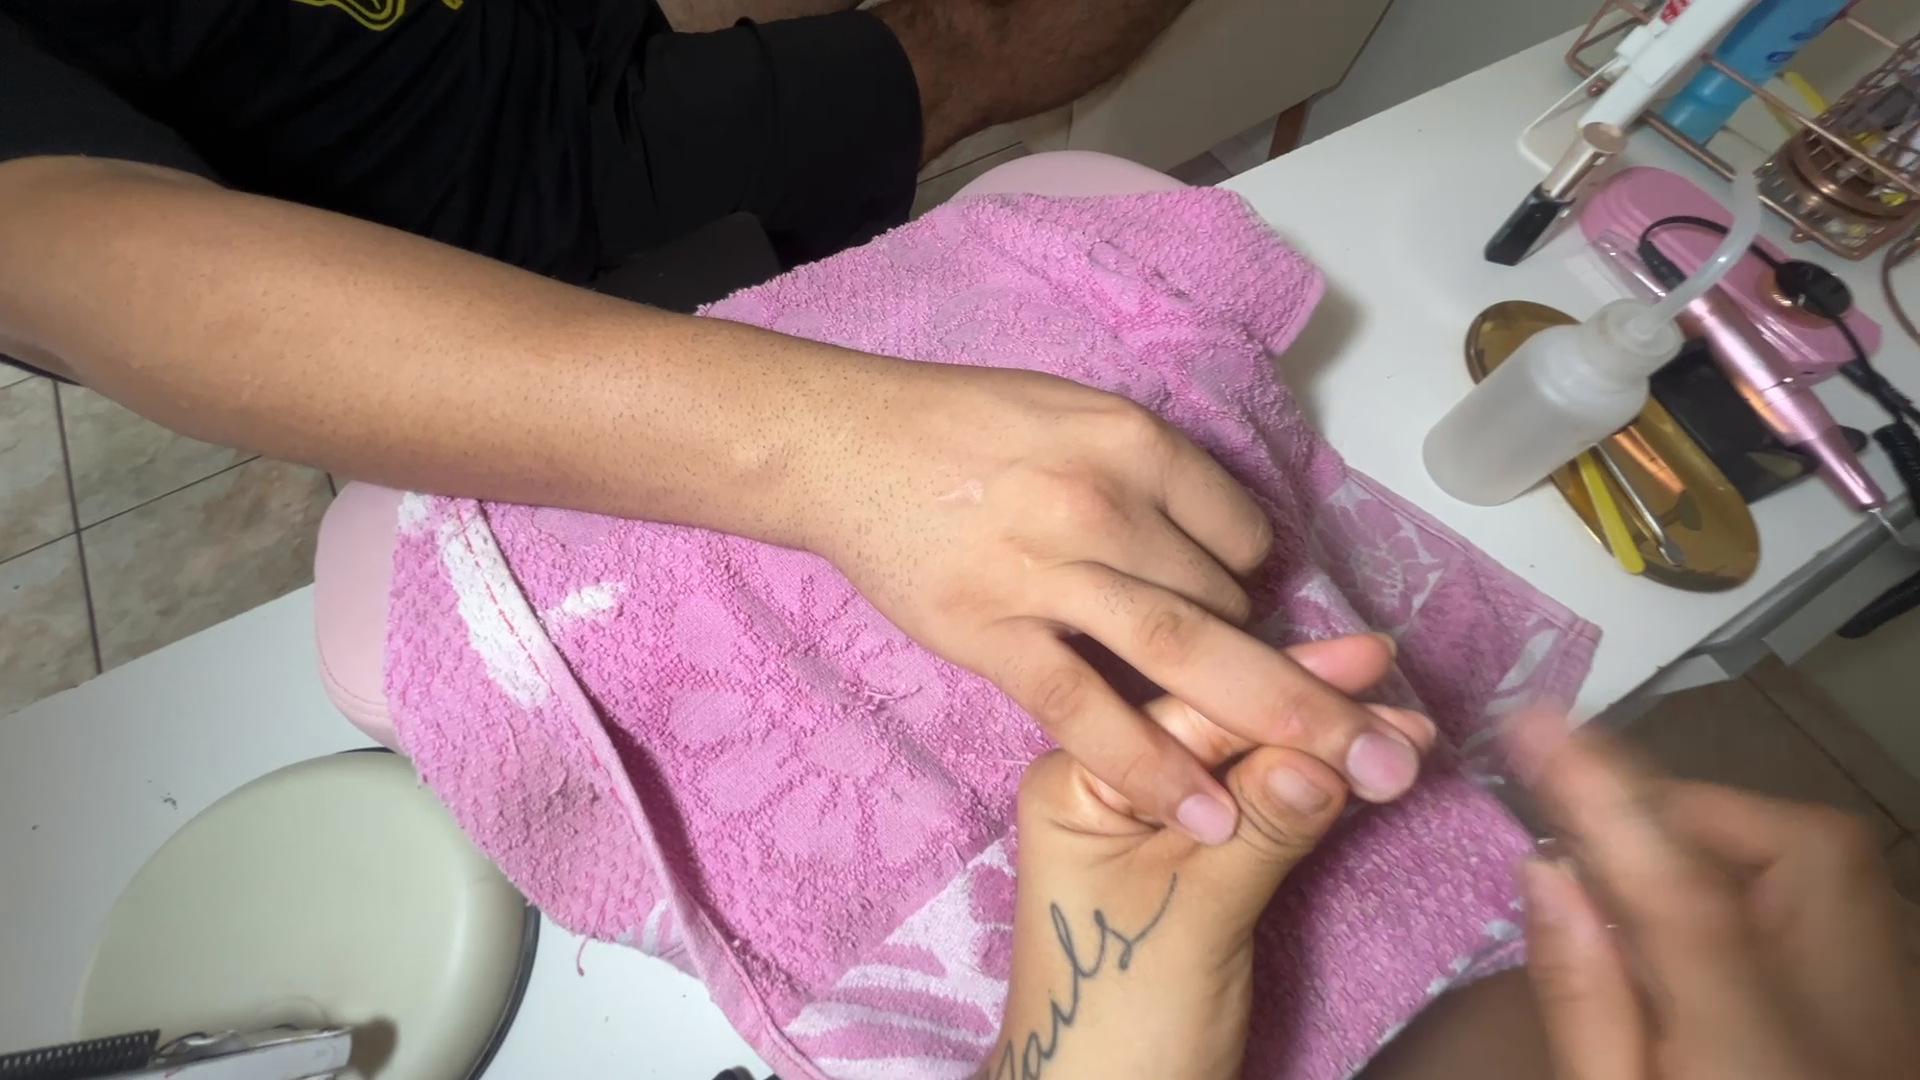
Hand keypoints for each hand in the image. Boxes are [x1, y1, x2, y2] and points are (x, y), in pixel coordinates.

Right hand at [802, 361, 1434, 843]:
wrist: (848, 444)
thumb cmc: (954, 419)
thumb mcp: (1065, 408)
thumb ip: (1138, 464)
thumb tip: (1195, 527)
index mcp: (1129, 442)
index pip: (1234, 528)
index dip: (1253, 579)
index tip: (1247, 611)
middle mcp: (1103, 506)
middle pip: (1224, 602)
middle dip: (1309, 676)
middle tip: (1391, 737)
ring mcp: (1048, 575)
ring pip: (1177, 653)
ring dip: (1259, 717)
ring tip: (1335, 778)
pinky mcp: (994, 634)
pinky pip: (1083, 706)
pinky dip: (1147, 762)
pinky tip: (1200, 812)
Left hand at [982, 636, 1406, 1079]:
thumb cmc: (1127, 1017)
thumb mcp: (1193, 917)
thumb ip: (1259, 828)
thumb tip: (1329, 749)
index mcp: (1078, 778)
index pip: (1187, 718)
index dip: (1278, 696)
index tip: (1369, 669)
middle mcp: (1107, 779)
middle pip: (1212, 728)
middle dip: (1302, 707)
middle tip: (1391, 671)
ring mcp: (1147, 813)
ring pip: (1237, 760)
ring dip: (1314, 739)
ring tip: (1400, 717)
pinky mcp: (1185, 847)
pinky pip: (1248, 799)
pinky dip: (1305, 783)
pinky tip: (1355, 757)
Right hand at [1512, 711, 1919, 1079]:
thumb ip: (1578, 992)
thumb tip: (1546, 867)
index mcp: (1761, 1056)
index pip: (1685, 899)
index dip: (1608, 799)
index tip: (1536, 723)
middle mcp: (1856, 1025)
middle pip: (1809, 853)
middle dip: (1687, 807)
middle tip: (1598, 831)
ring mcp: (1892, 1022)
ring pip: (1830, 866)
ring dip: (1716, 837)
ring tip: (1633, 871)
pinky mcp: (1894, 1021)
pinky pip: (1830, 903)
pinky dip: (1745, 874)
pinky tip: (1684, 911)